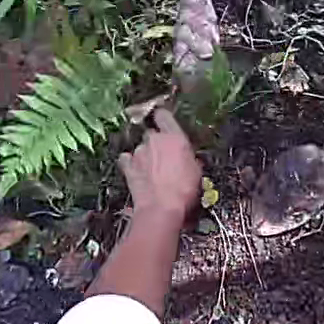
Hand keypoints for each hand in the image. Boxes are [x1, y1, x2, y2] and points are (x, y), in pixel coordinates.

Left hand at [117, 108, 200, 230]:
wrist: (161, 208)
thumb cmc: (183, 190)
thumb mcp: (197, 171)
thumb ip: (189, 158)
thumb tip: (189, 159)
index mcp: (174, 137)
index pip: (163, 115)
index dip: (162, 118)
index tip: (164, 122)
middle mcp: (154, 139)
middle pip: (152, 134)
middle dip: (156, 143)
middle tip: (165, 157)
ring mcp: (139, 152)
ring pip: (141, 148)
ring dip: (146, 156)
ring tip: (153, 172)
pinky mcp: (128, 166)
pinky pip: (127, 159)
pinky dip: (131, 164)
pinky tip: (137, 172)